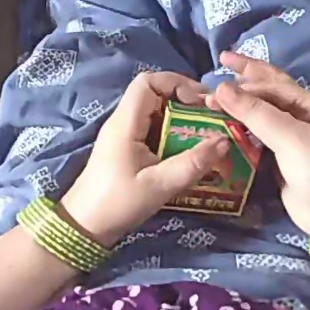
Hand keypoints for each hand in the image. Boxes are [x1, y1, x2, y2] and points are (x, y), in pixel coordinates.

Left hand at [60, 71, 231, 246]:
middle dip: (186, 101)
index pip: (148, 82)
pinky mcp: (127, 149)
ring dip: (182, 118)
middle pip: (155, 94)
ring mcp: (124, 135)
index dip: (177, 83)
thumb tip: (224, 141)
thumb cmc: (117, 203)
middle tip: (212, 118)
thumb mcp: (159, 186)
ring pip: (156, 113)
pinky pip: (153, 130)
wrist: (84, 227)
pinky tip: (190, 150)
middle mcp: (123, 122)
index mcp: (126, 123)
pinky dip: (173, 133)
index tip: (202, 101)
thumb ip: (192, 163)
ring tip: (207, 134)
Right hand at [209, 52, 309, 237]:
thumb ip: (256, 113)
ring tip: (216, 95)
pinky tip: (228, 123)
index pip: (273, 84)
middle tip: (220, 63)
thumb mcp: (291, 138)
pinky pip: (259, 134)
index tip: (216, 83)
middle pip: (270, 89)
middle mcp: (303, 116)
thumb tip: (222, 88)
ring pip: (262, 112)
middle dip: (246, 76)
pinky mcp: (283, 158)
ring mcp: (293, 138)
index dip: (244, 80)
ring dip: (241, 102)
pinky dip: (242, 125)